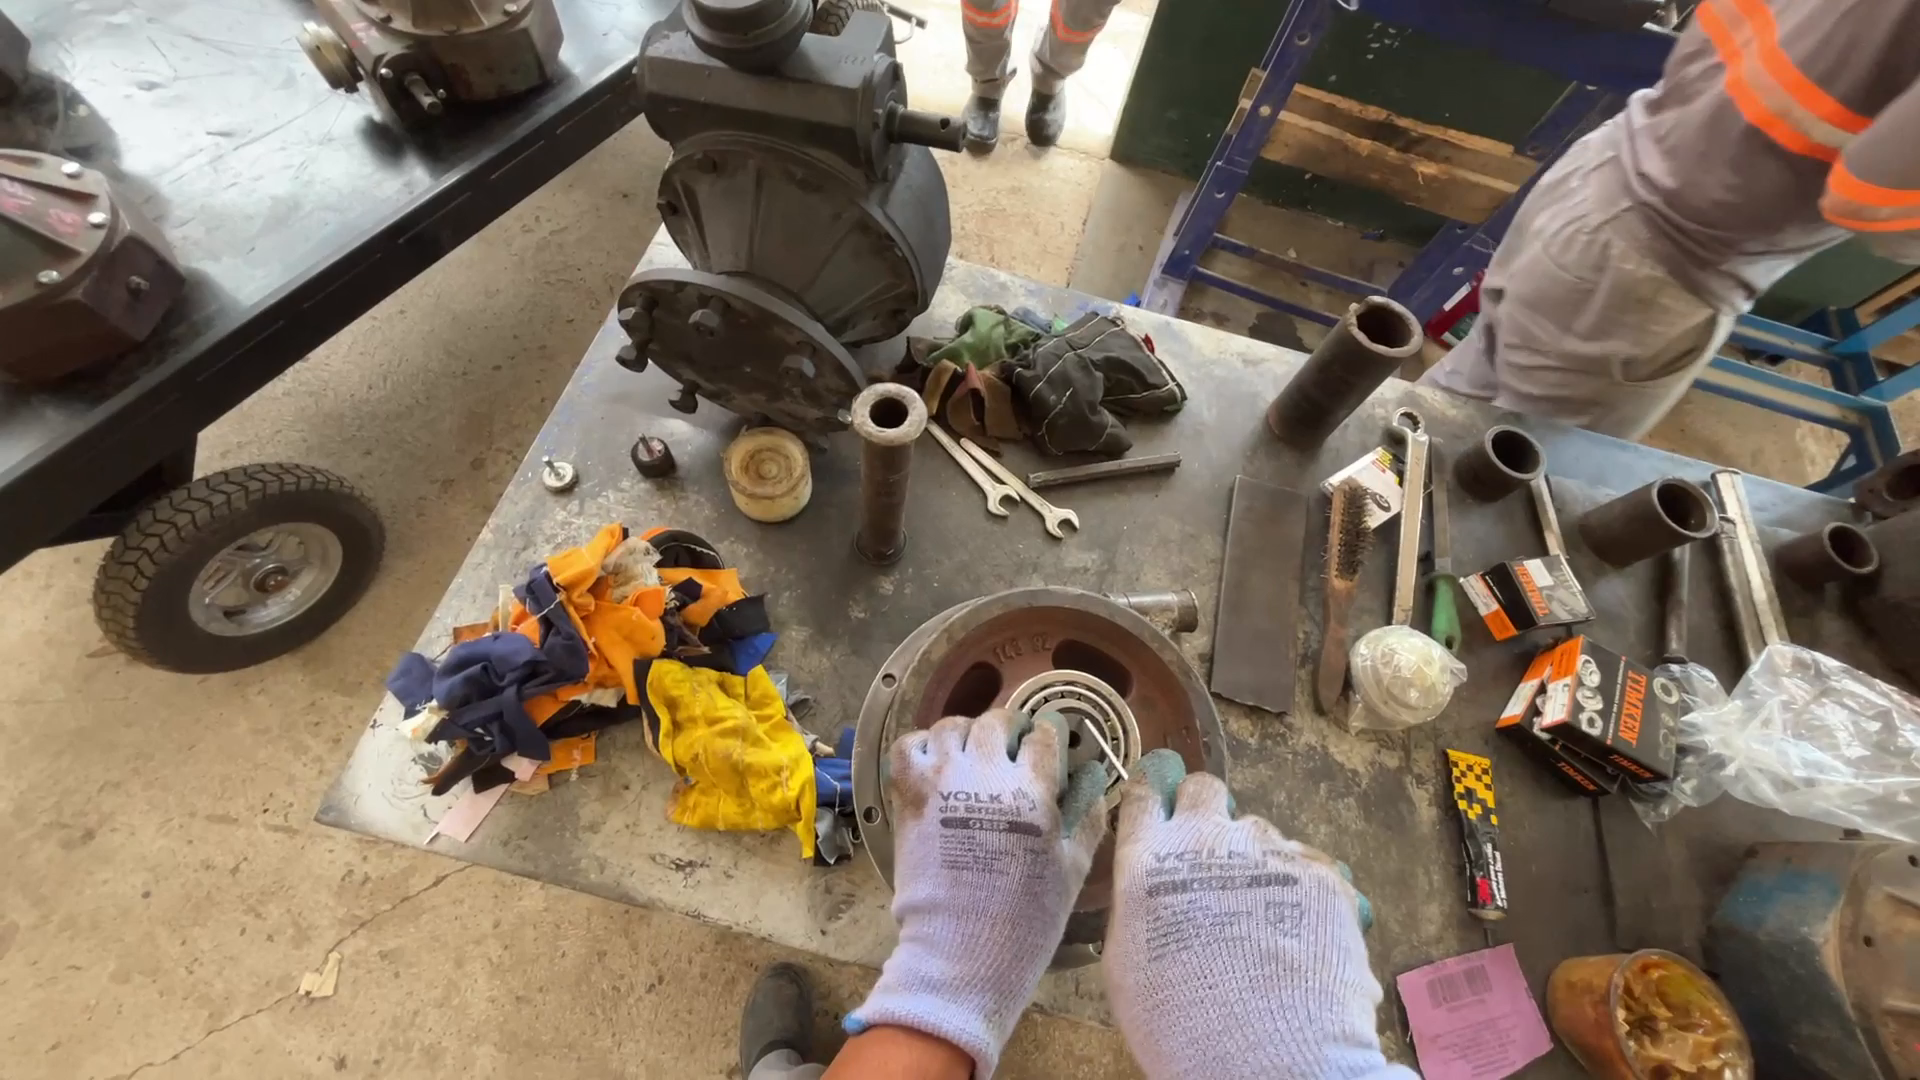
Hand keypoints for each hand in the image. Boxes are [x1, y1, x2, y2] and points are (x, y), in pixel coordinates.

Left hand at [847, 709, 1108, 1075]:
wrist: (959, 952)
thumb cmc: (1024, 917)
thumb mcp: (1072, 869)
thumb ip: (1087, 816)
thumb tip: (1092, 778)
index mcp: (1032, 792)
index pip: (1043, 736)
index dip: (1048, 736)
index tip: (1046, 744)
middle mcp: (986, 774)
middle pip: (997, 721)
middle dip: (1010, 730)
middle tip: (1012, 749)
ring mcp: (943, 780)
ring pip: (953, 726)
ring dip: (967, 734)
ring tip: (973, 755)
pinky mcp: (910, 794)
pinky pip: (910, 746)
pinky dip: (924, 747)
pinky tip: (937, 764)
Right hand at [1103, 750, 1414, 1079]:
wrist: (1268, 1059)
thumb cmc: (1177, 1019)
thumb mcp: (1126, 961)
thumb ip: (1138, 905)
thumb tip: (1152, 888)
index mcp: (1149, 856)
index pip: (1145, 793)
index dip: (1153, 793)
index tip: (1161, 803)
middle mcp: (1205, 837)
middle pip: (1204, 789)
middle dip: (1206, 810)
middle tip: (1212, 853)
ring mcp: (1267, 850)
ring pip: (1259, 831)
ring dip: (1256, 859)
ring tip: (1267, 917)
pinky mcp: (1320, 874)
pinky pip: (1308, 865)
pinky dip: (1303, 891)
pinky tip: (1305, 935)